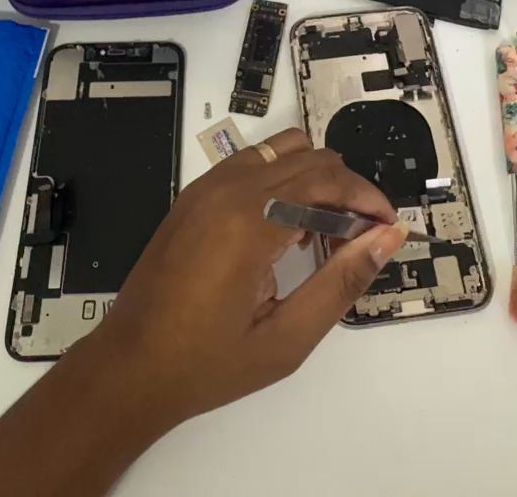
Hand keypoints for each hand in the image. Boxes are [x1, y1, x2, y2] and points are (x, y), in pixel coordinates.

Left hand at [79, 128, 405, 427]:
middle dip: (346, 189)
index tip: (387, 226)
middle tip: (360, 237)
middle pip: (310, 158)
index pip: (327, 180)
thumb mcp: (287, 338)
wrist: (128, 367)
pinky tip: (286, 226)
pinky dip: (283, 178)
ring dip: (315, 177)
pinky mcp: (194, 194)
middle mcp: (227, 188)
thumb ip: (342, 281)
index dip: (367, 198)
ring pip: (281, 149)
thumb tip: (386, 237)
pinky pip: (252, 162)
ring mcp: (206, 186)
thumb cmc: (207, 363)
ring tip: (325, 230)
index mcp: (249, 220)